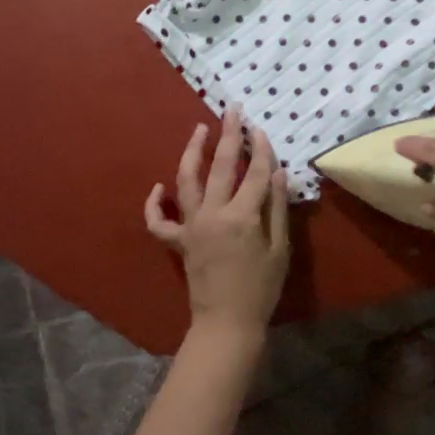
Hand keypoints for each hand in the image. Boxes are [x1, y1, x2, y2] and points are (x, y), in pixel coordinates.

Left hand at [144, 108, 290, 337]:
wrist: (226, 323)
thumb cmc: (261, 289)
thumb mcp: (279, 250)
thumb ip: (276, 209)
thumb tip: (277, 173)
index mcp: (243, 217)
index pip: (255, 173)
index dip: (261, 150)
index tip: (261, 129)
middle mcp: (214, 214)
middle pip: (221, 166)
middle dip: (228, 135)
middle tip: (232, 111)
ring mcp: (192, 226)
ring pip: (186, 180)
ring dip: (192, 151)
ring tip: (199, 129)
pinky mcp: (178, 241)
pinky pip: (158, 221)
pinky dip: (155, 203)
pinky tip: (160, 187)